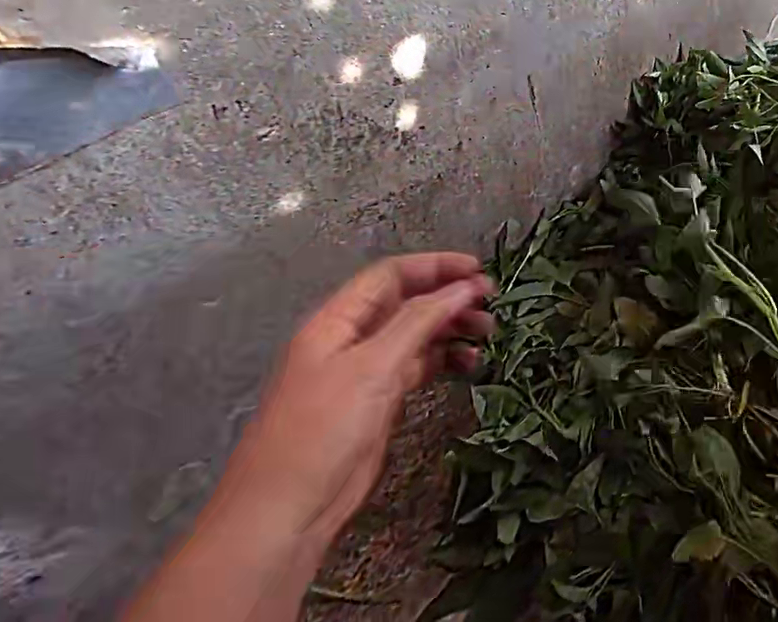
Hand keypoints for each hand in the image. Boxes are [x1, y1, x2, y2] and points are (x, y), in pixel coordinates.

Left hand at [123, 253, 494, 621]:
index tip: (477, 269)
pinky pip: (417, 367)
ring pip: (415, 335)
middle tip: (491, 304)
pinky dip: (443, 360)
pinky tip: (469, 364)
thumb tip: (463, 286)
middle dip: (448, 297)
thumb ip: (419, 321)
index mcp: (338, 319)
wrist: (287, 512)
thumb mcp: (372, 366)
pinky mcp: (377, 401)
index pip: (391, 275)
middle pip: (406, 302)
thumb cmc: (324, 429)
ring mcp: (365, 371)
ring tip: (488, 333)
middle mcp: (352, 337)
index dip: (435, 266)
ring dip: (450, 328)